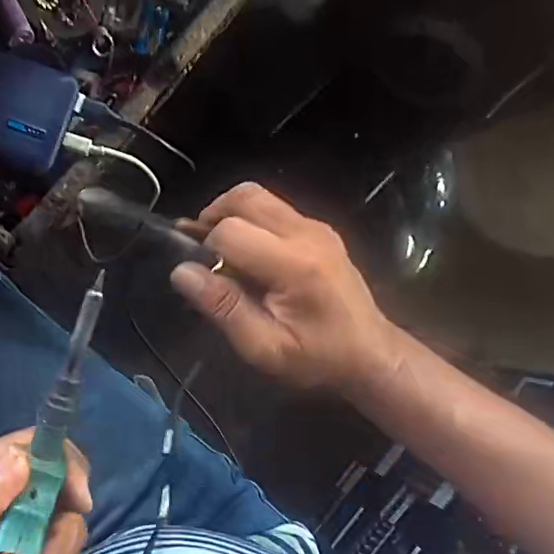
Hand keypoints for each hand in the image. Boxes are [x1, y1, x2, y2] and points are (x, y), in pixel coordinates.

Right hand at [170, 182, 400, 391]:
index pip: (230, 231)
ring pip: (258, 196)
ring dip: (230, 215)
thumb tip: (182, 272)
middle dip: (213, 218)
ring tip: (220, 251)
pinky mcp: (319, 228)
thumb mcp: (264, 347)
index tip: (205, 278)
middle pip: (244, 197)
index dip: (205, 250)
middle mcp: (306, 233)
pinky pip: (273, 208)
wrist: (371, 353)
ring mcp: (316, 226)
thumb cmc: (318, 358)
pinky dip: (249, 220)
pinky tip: (248, 254)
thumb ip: (223, 308)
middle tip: (201, 253)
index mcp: (294, 264)